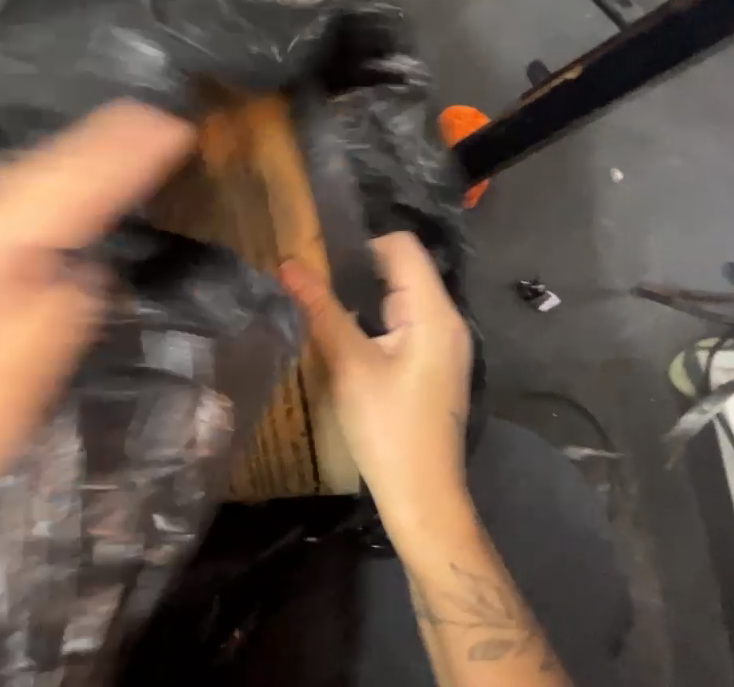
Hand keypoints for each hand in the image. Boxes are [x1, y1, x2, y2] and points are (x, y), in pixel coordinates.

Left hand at [0, 102, 196, 577]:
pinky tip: (46, 212)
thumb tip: (85, 274)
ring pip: (0, 201)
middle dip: (87, 151)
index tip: (164, 125)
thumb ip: (43, 325)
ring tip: (113, 151)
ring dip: (59, 174)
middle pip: (18, 182)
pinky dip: (31, 209)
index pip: (44, 193)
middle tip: (150, 126)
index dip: (107, 159)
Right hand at [281, 233, 472, 535]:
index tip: (317, 251)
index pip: (401, 247)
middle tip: (308, 271)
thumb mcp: (348, 362)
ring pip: (401, 294)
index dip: (359, 241)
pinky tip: (343, 330)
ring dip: (362, 290)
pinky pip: (403, 319)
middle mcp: (447, 321)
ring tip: (317, 295)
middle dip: (355, 264)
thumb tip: (287, 263)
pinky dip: (373, 314)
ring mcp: (443, 344)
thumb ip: (320, 308)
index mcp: (433, 314)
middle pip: (402, 268)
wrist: (421, 493)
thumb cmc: (387, 425)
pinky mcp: (432, 363)